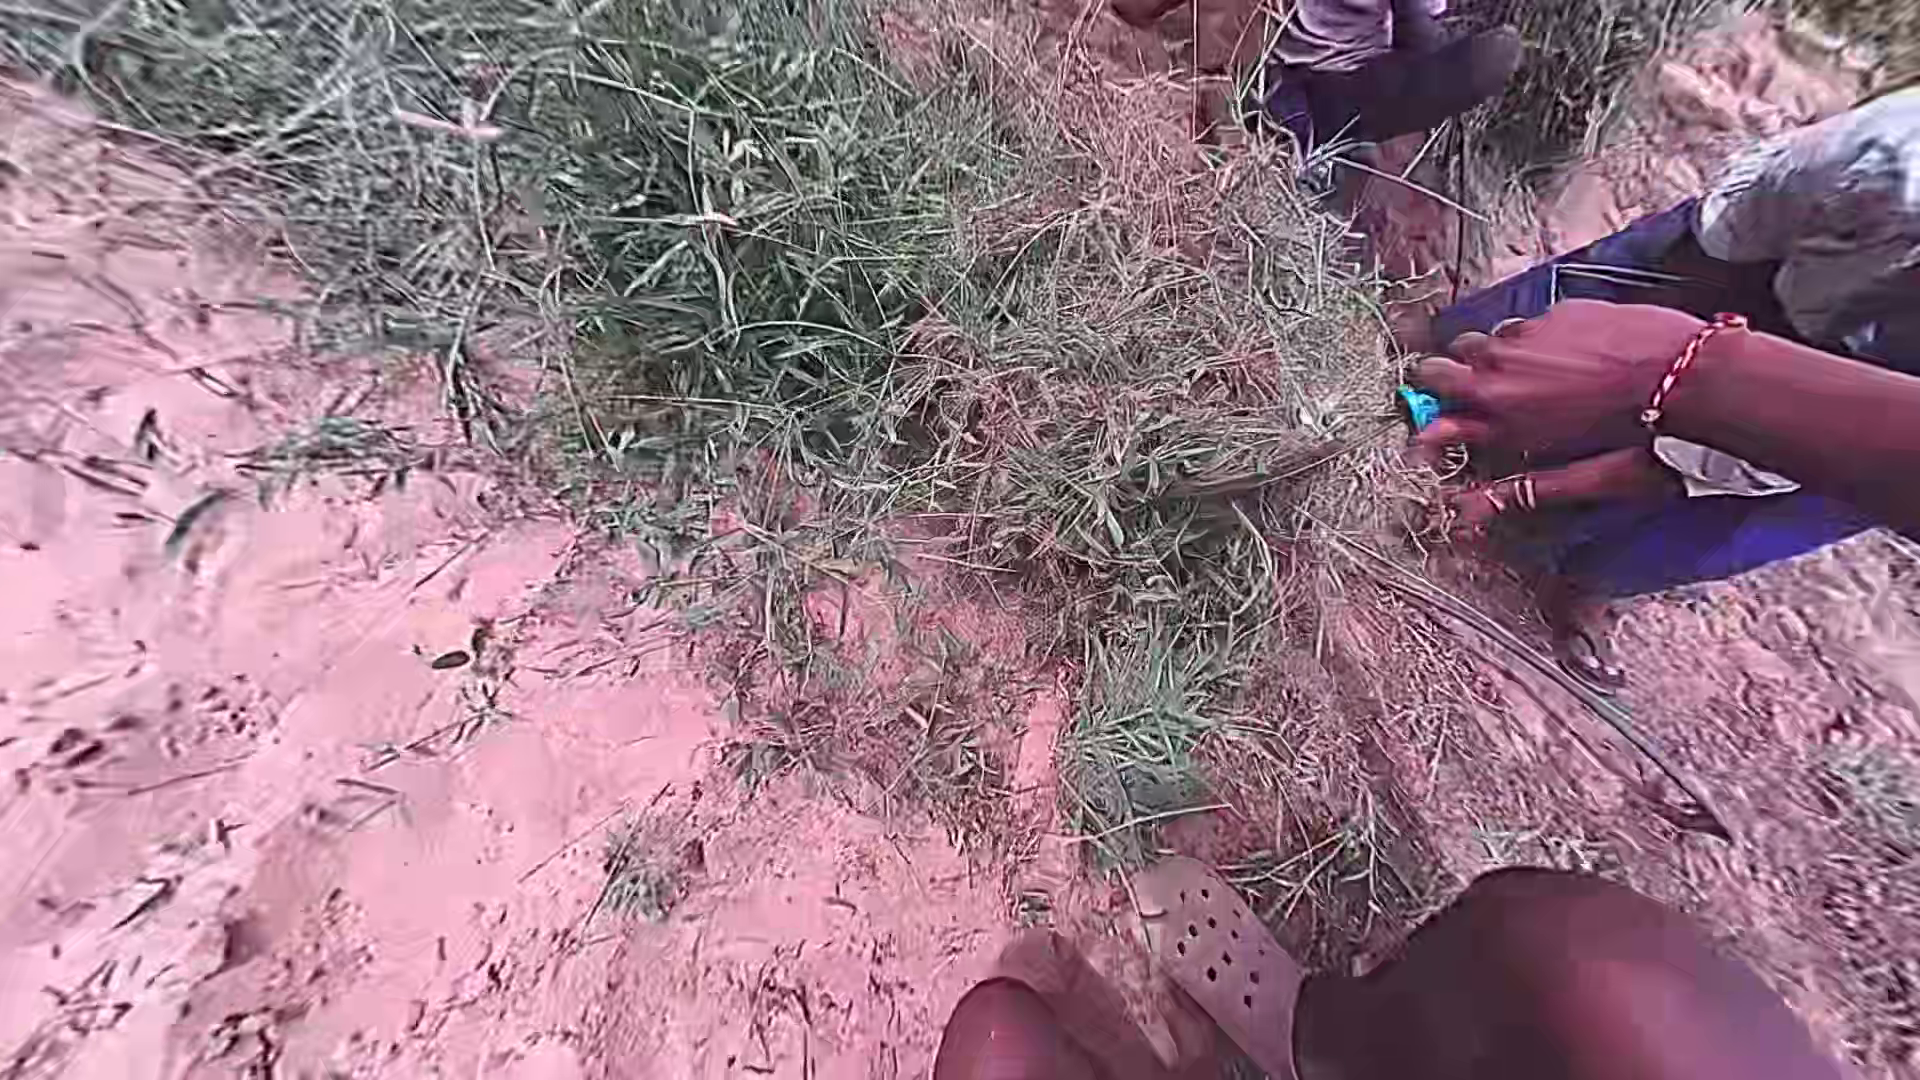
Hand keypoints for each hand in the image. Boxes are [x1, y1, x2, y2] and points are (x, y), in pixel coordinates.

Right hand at [1410, 300, 1706, 457]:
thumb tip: (1425, 434)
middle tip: (1496, 379)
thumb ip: (1467, 431)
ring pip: (1503, 334)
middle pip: (1462, 347)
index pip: (1429, 371)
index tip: (1444, 386)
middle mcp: (1498, 352)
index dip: (1434, 378)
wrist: (1675, 376)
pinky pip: (1545, 320)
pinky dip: (1552, 334)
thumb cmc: (1598, 419)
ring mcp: (1533, 326)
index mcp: (1481, 386)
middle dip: (1471, 361)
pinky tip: (1577, 351)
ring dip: (1512, 348)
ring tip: (1542, 367)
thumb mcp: (1521, 437)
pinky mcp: (1568, 309)